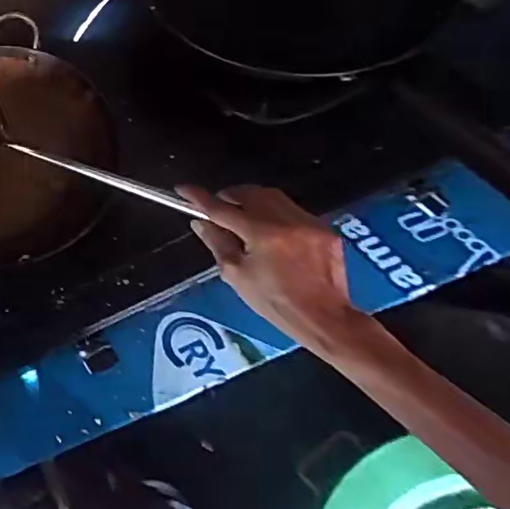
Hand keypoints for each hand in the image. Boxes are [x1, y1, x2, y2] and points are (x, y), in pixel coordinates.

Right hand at [178, 184, 371, 353]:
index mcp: (263, 235)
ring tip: (242, 216)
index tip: (183, 189)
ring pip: (272, 196)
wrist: (327, 319)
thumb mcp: (237, 275)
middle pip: (249, 193)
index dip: (198, 197)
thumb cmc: (276, 303)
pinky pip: (291, 209)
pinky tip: (270, 230)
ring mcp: (309, 224)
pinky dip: (274, 212)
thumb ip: (216, 243)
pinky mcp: (324, 229)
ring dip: (251, 200)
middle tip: (217, 207)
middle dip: (228, 196)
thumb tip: (200, 222)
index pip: (222, 208)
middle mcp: (287, 222)